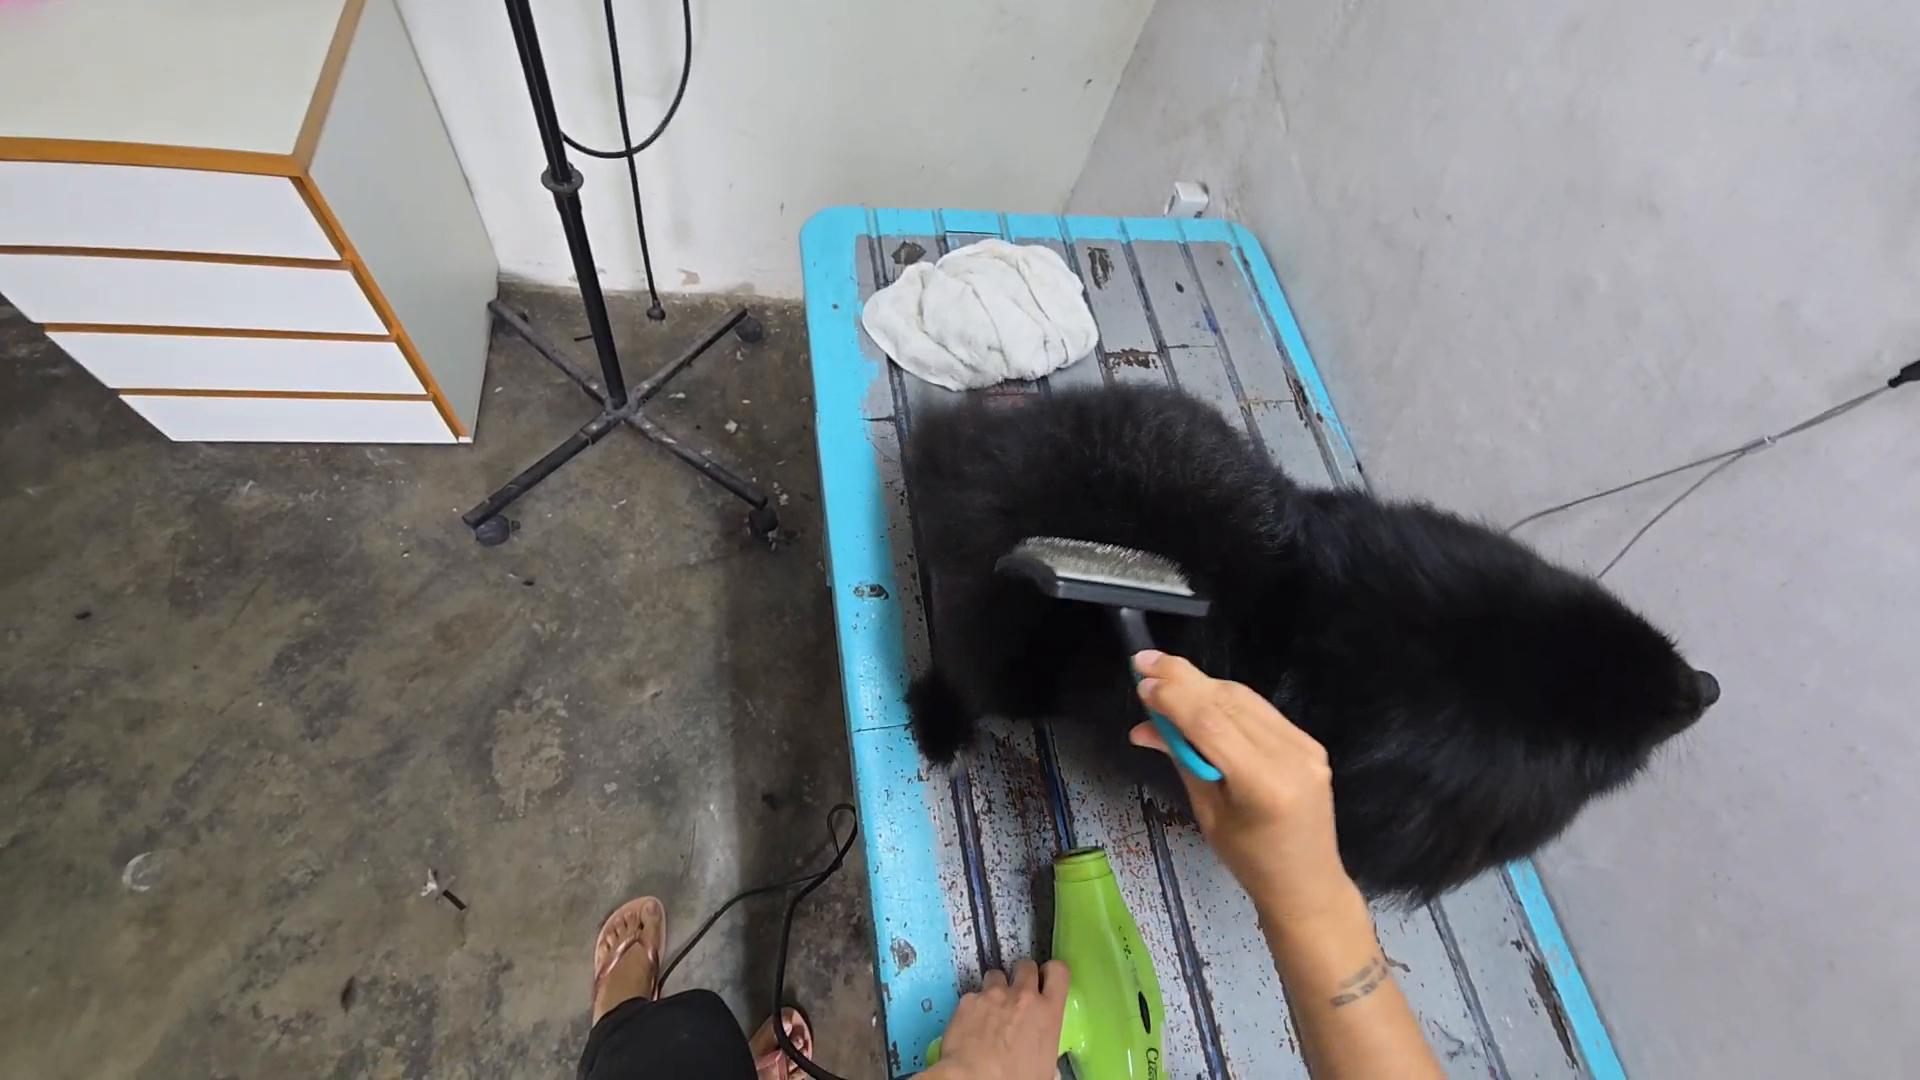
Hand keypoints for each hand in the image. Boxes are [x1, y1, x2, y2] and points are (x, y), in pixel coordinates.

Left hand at [921, 958, 1068, 1079]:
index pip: (1059, 971)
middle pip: (1026, 966)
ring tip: (991, 1012)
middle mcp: (1021, 996)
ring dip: (996, 990)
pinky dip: (973, 1007)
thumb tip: (1039, 1049)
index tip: (1046, 982)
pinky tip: (970, 1027)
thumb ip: (1045, 1043)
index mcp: (1047, 1013)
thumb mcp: (1045, 1067)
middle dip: (1022, 977)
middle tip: (1017, 997)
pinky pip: (973, 996)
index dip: (1052, 973)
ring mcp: (992, 994)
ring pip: (997, 975)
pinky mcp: (968, 1000)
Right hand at [1131, 651, 1358, 924]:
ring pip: (1242, 697)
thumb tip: (1144, 727)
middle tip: (1145, 661)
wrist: (1308, 883)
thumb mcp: (1207, 812)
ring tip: (1162, 674)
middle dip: (1182, 678)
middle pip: (1227, 702)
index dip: (1174, 698)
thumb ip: (1182, 759)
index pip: (1212, 724)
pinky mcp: (1307, 741)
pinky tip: (1197, 694)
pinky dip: (1222, 697)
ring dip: (1199, 683)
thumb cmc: (1250, 860)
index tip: (1142, 682)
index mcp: (1265, 785)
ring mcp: (1304, 746)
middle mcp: (1291, 757)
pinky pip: (1257, 708)